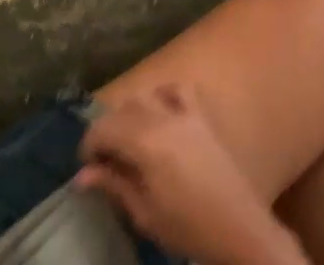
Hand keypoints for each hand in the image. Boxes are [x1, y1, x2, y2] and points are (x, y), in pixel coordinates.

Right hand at [77, 85, 306, 264]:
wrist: (242, 233)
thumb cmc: (190, 229)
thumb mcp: (145, 214)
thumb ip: (114, 185)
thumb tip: (81, 175)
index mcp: (145, 144)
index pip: (102, 130)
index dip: (88, 146)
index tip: (88, 168)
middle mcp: (162, 119)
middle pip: (120, 112)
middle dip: (105, 132)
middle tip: (106, 161)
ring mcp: (185, 115)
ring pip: (144, 96)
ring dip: (128, 113)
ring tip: (129, 139)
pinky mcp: (202, 119)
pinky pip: (179, 89)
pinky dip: (163, 94)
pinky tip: (160, 113)